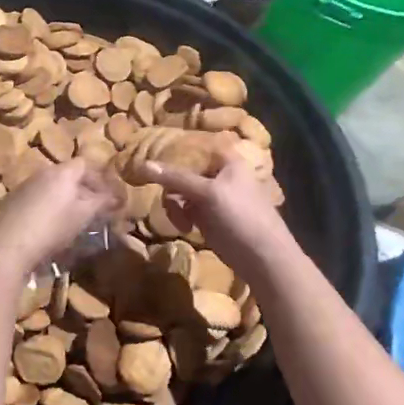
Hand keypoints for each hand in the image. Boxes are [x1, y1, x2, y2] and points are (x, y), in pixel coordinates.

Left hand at [0, 160, 121, 271]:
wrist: (7, 243)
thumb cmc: (51, 226)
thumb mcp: (84, 215)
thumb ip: (102, 202)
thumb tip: (116, 196)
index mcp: (61, 171)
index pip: (85, 164)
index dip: (100, 178)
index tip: (109, 197)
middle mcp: (42, 172)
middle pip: (68, 174)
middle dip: (84, 190)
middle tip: (96, 210)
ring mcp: (25, 185)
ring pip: (53, 186)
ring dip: (67, 199)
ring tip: (76, 220)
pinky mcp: (13, 200)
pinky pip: (39, 197)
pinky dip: (50, 205)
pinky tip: (52, 224)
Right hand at [136, 157, 294, 271]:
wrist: (261, 257)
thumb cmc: (241, 216)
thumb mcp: (207, 193)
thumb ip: (175, 178)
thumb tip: (142, 164)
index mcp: (226, 161)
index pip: (194, 146)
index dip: (173, 151)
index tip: (153, 160)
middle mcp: (217, 174)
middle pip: (181, 170)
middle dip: (171, 186)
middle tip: (168, 200)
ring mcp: (211, 195)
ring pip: (177, 190)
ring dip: (173, 205)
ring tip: (180, 221)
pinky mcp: (205, 214)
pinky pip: (181, 207)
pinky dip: (178, 215)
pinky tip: (185, 227)